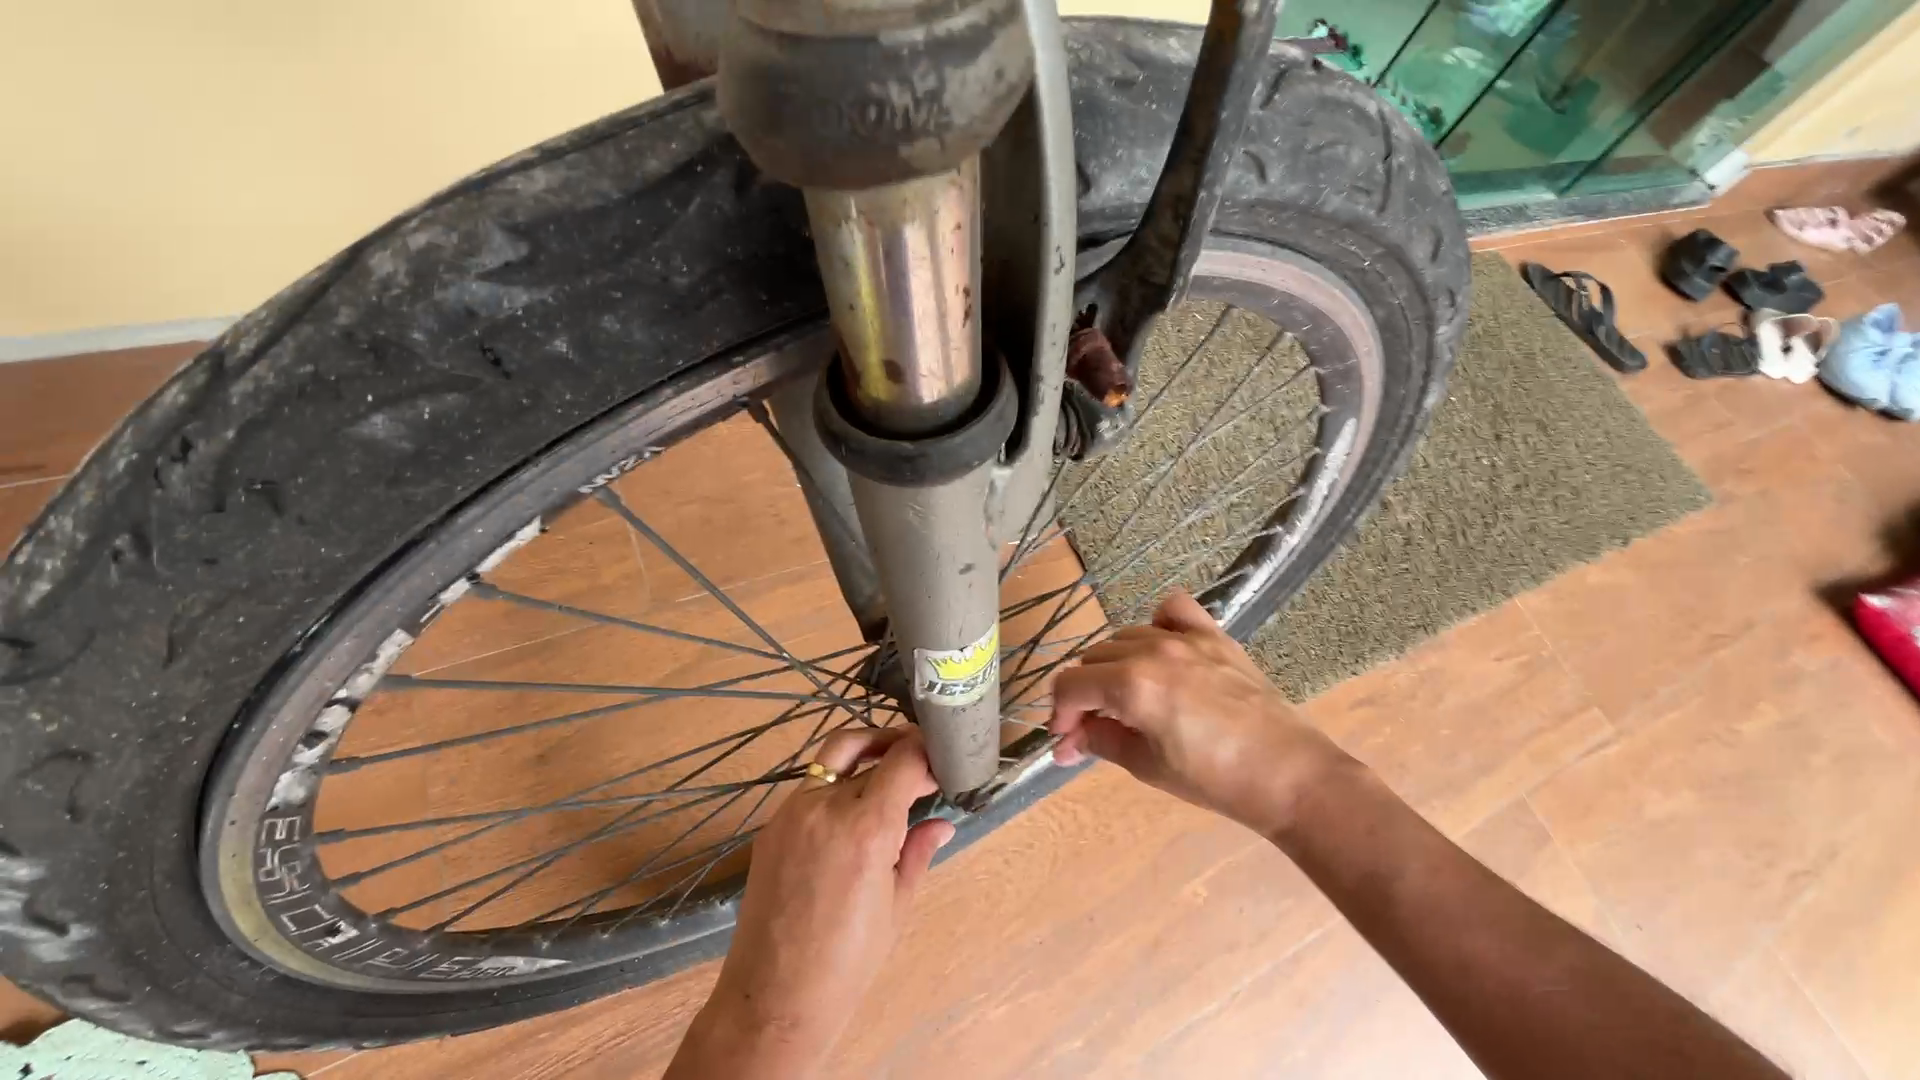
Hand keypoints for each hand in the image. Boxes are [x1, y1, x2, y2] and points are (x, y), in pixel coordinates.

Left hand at [667, 728, 954, 1079]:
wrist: (775, 997)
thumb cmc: (849, 961)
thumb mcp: (896, 905)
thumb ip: (917, 852)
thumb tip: (941, 823)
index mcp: (867, 826)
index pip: (903, 758)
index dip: (926, 751)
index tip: (940, 764)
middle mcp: (826, 806)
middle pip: (866, 748)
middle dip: (897, 747)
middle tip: (918, 762)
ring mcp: (791, 812)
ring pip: (832, 758)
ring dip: (864, 756)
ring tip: (886, 775)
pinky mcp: (771, 826)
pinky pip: (808, 788)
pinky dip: (835, 785)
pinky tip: (850, 812)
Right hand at [1048, 589, 1352, 837]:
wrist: (1289, 776)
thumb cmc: (1215, 780)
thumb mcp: (1147, 766)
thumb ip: (1101, 742)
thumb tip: (1069, 741)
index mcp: (1131, 685)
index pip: (1070, 685)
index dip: (1060, 713)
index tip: (1067, 740)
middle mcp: (1152, 651)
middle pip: (1093, 659)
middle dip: (1084, 695)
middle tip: (1093, 730)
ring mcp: (1186, 639)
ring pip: (1125, 637)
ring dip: (1114, 666)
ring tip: (1127, 700)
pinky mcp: (1215, 637)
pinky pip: (1173, 609)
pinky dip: (1157, 624)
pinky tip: (1159, 652)